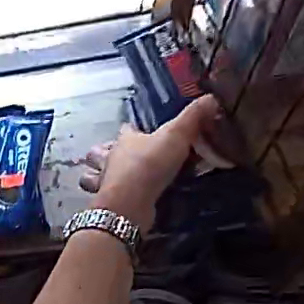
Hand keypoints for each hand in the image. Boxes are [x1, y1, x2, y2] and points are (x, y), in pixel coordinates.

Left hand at [78, 95, 227, 234]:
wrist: (130, 203)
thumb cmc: (149, 164)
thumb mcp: (176, 135)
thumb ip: (193, 117)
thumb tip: (212, 98)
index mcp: (124, 140)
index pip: (126, 129)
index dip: (133, 129)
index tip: (141, 130)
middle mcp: (109, 159)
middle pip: (100, 151)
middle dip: (104, 152)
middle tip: (119, 157)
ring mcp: (104, 183)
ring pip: (91, 176)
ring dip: (96, 176)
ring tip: (108, 178)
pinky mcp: (106, 205)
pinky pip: (102, 198)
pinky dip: (105, 198)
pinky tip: (112, 200)